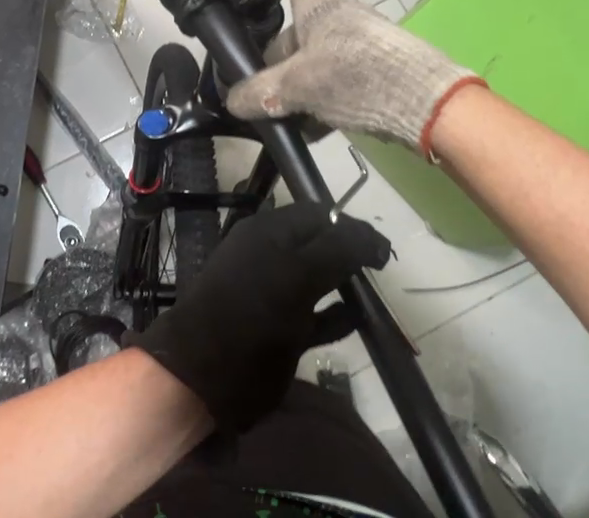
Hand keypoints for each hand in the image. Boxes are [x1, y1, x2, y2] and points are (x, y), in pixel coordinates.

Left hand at [133, 204, 390, 433]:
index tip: (384, 248)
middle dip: (350, 252)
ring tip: (374, 291)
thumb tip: (374, 238)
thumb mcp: (299, 273)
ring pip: (318, 279)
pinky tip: (359, 319)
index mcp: (267, 232)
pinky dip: (337, 315)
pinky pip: (315, 315)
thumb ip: (338, 250)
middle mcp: (268, 256)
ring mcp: (271, 294)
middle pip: (318, 244)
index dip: (352, 226)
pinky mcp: (278, 330)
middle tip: (382, 268)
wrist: (204, 374)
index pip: (318, 215)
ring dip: (345, 283)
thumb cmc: (252, 313)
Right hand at [225, 0, 481, 153]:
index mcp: (319, 7)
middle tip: (263, 90)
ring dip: (302, 86)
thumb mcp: (298, 88)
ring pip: (319, 60)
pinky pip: (341, 79)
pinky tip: (317, 127)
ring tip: (290, 119)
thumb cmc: (354, 76)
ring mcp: (363, 41)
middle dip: (281, 59)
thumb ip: (261, 93)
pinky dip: (324, 99)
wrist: (425, 103)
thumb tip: (233, 100)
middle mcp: (341, 16)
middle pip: (301, 31)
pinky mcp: (380, 68)